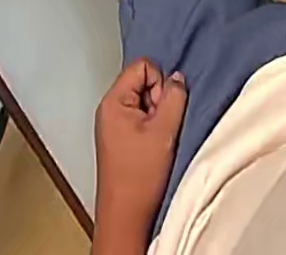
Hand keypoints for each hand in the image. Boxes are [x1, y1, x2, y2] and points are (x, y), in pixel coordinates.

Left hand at [94, 58, 187, 237]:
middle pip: (141, 81)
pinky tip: (153, 147)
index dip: (159, 83)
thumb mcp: (164, 131)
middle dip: (158, 100)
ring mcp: (112, 123)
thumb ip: (174, 96)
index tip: (162, 110)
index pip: (142, 66)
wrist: (126, 218)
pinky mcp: (118, 137)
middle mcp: (108, 107)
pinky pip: (138, 116)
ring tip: (158, 141)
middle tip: (161, 128)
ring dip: (156, 115)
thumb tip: (177, 77)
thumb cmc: (139, 177)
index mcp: (113, 101)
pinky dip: (150, 127)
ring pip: (142, 99)